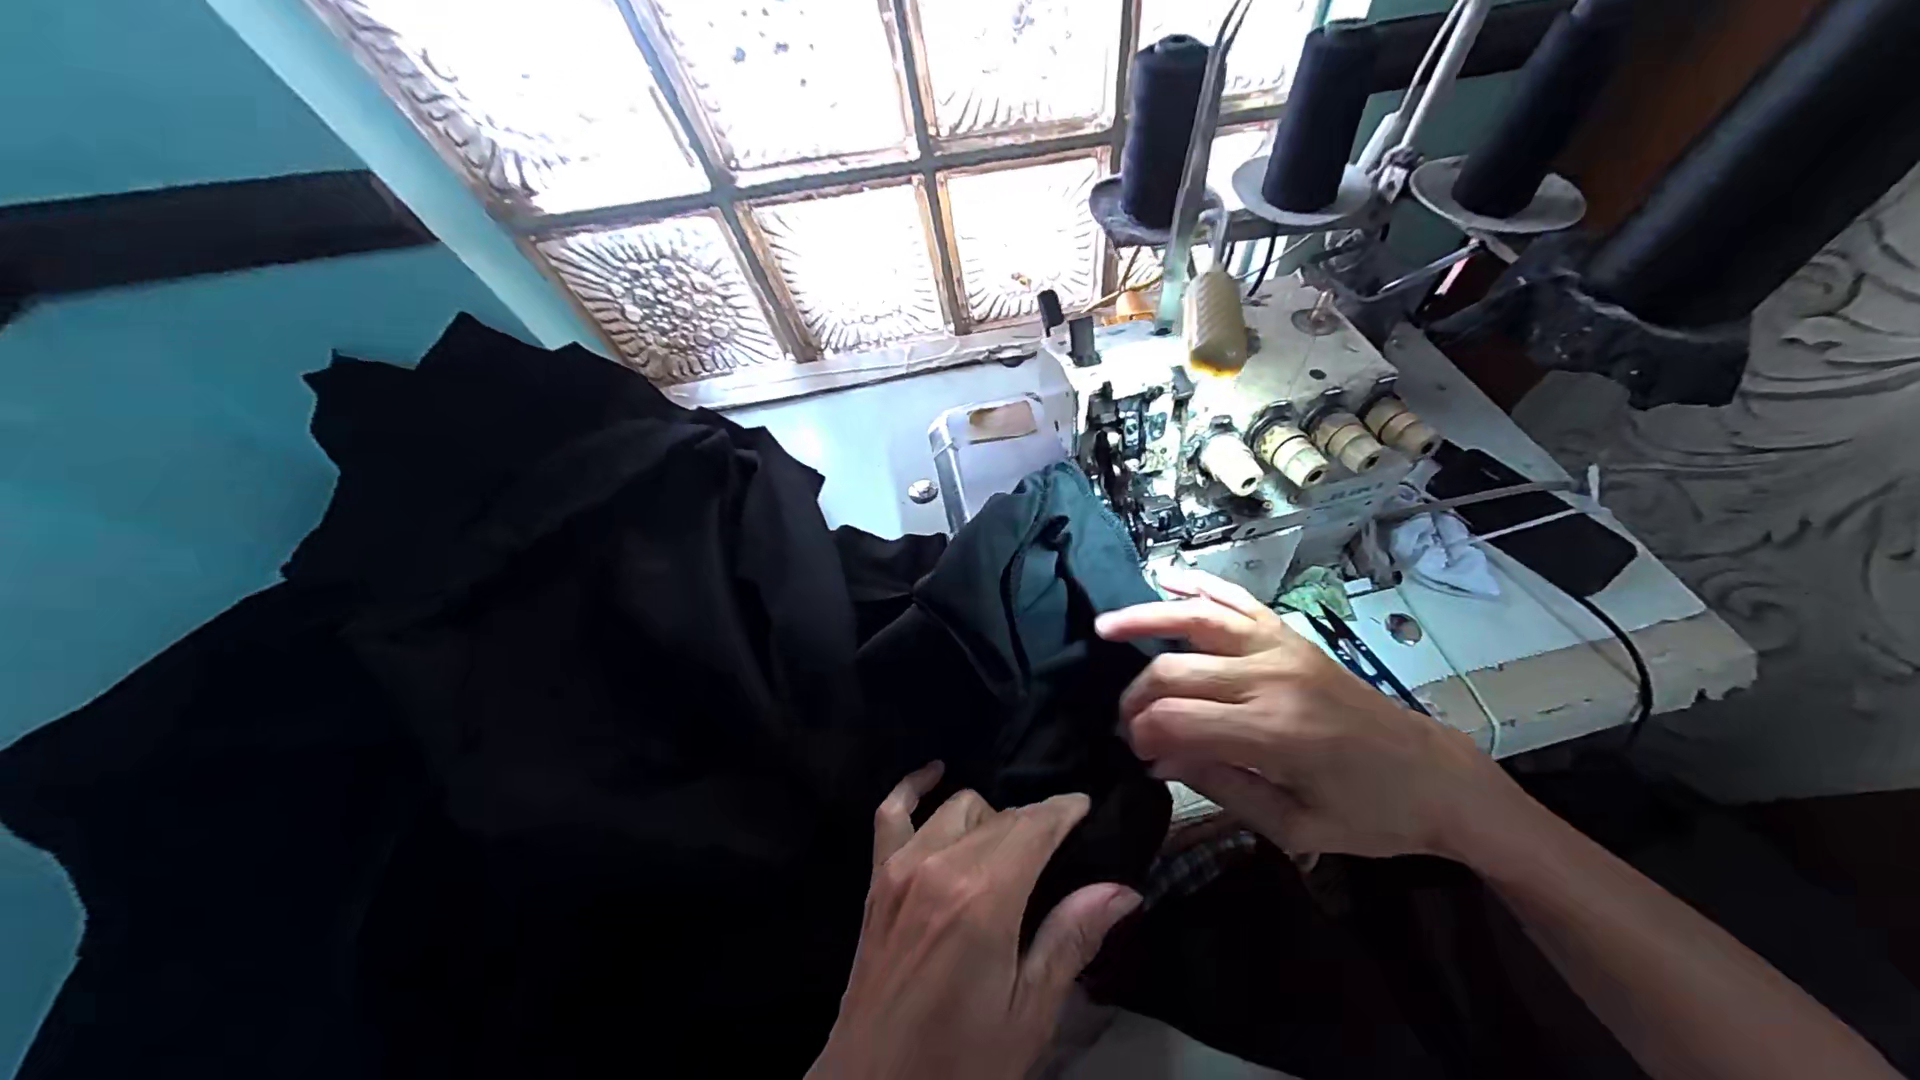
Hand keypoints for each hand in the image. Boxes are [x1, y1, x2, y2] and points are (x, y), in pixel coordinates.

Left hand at [807, 762, 1142, 1079]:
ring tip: (1009, 848)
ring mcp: (901, 864)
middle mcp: (941, 864)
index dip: (1065, 810)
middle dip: (1035, 822)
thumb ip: (1071, 938)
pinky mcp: (877, 876)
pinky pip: (891, 810)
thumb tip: (1123, 889)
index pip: (1034, 826)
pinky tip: (935, 774)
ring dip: (990, 817)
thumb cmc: (961, 1061)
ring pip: (959, 807)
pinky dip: (914, 787)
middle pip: (1002, 815)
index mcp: (983, 897)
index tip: (1087, 807)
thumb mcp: (1029, 1013)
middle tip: (1058, 849)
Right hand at [1097, 567, 1523, 859]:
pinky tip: (1167, 578)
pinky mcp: (1291, 636)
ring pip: (1199, 619)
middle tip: (1124, 724)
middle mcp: (1273, 678)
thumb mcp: (1293, 825)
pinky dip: (1201, 585)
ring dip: (1146, 618)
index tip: (1137, 755)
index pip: (1178, 720)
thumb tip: (1158, 759)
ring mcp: (1283, 648)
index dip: (1143, 736)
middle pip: (1175, 671)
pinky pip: (1238, 600)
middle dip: (1136, 698)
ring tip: (1105, 627)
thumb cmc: (1369, 814)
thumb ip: (1219, 785)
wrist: (1436, 776)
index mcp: (1276, 733)